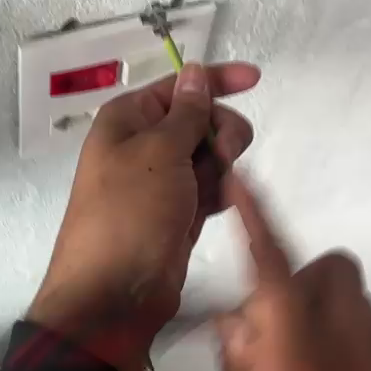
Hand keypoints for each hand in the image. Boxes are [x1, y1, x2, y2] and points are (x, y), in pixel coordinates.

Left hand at [28, 61, 261, 370]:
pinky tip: (224, 200)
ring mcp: (160, 181)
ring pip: (207, 154)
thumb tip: (194, 72)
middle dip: (219, 131)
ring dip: (221, 163)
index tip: (256, 78)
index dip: (217, 80)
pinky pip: (207, 187)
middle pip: (198, 119)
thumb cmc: (130, 213)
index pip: (178, 86)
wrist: (113, 297)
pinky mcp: (176, 213)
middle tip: (226, 153)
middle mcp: (141, 144)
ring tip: (220, 185)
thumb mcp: (159, 153)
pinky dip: (219, 189)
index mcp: (127, 119)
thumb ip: (186, 112)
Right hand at [215, 175, 370, 370]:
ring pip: (354, 302)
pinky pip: (369, 341)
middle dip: (294, 273)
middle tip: (260, 317)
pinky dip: (339, 342)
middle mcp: (352, 367)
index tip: (240, 177)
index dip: (256, 219)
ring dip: (317, 306)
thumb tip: (233, 323)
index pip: (275, 275)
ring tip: (283, 358)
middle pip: (334, 272)